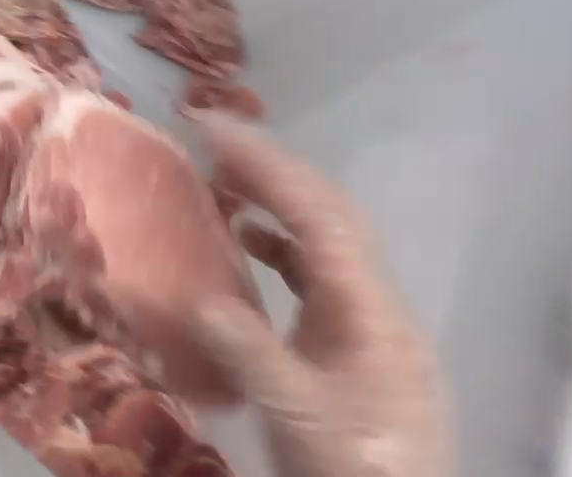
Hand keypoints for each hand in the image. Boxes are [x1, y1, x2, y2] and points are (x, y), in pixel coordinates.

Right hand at [189, 111, 453, 476]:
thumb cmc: (355, 468)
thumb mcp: (300, 416)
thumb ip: (252, 353)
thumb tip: (197, 294)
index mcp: (371, 310)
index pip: (319, 215)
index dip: (267, 164)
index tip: (211, 127)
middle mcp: (374, 300)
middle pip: (328, 210)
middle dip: (270, 164)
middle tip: (208, 133)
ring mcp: (364, 316)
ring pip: (322, 232)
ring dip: (273, 194)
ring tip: (219, 172)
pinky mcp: (348, 335)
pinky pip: (312, 265)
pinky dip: (274, 236)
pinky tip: (242, 235)